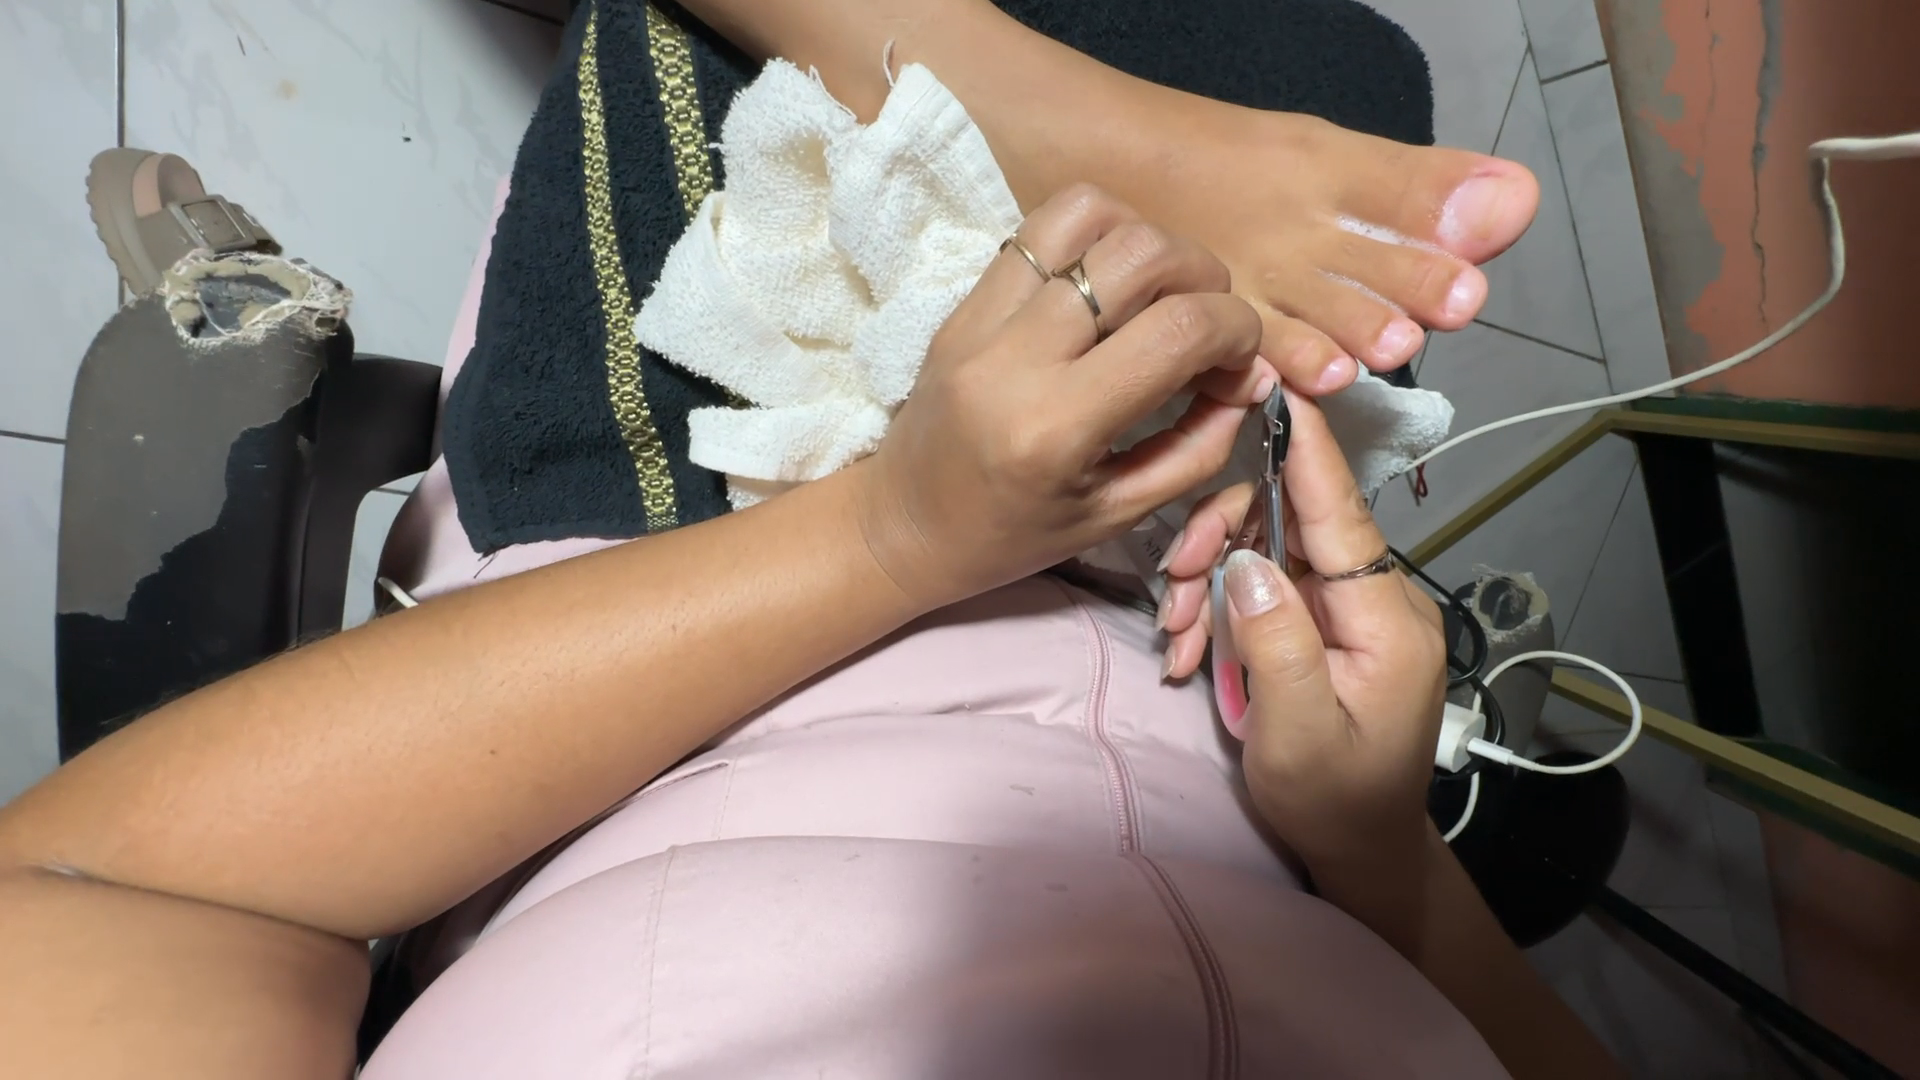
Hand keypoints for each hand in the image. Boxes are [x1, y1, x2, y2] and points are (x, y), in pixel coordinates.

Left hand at [854, 184, 1276, 612]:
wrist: (902, 525)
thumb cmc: (1009, 538)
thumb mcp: (1114, 515)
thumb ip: (1196, 448)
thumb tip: (1251, 377)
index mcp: (1055, 428)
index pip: (1178, 329)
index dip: (1238, 330)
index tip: (1240, 360)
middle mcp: (1013, 358)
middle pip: (1140, 252)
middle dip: (1204, 275)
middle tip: (1206, 323)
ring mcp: (977, 321)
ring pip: (1085, 214)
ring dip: (1145, 240)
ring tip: (1155, 295)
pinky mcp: (959, 305)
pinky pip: (1036, 230)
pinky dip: (1091, 238)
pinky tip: (1102, 287)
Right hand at [1212, 391, 1447, 872]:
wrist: (1355, 844)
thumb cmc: (1334, 798)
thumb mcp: (1301, 734)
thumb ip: (1277, 643)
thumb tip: (1244, 562)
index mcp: (1383, 619)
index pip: (1340, 514)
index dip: (1307, 450)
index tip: (1278, 389)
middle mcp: (1365, 599)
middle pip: (1285, 524)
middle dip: (1219, 541)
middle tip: (1175, 588)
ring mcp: (1336, 609)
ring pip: (1260, 550)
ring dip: (1205, 581)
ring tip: (1173, 635)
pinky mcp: (1309, 622)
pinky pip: (1256, 586)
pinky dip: (1211, 607)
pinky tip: (1184, 648)